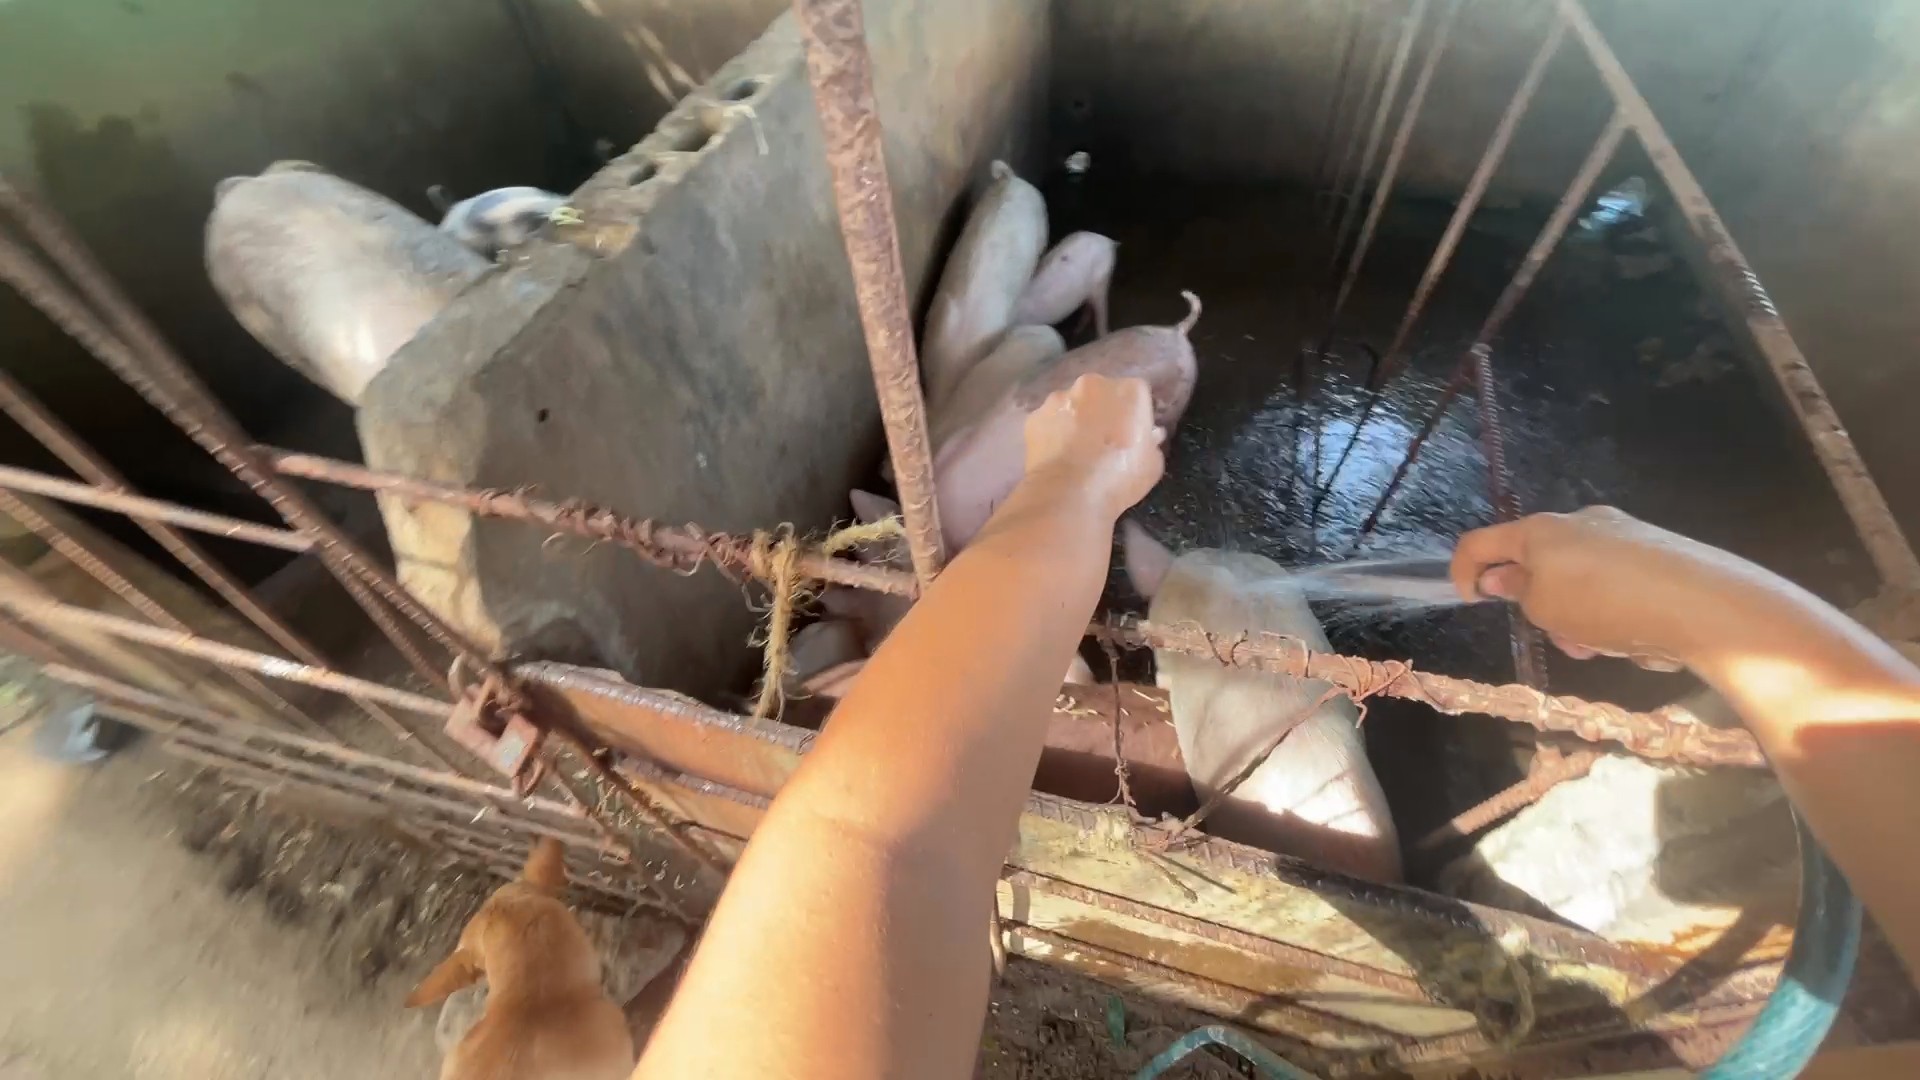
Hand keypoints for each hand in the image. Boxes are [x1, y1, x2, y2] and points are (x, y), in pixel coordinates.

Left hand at [1023, 374, 1164, 519]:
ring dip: (1074, 420)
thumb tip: (1149, 436)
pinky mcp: (1034, 417)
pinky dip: (1051, 434)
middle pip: (1101, 393)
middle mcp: (1093, 384)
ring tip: (1074, 451)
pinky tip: (1054, 456)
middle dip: (1101, 412)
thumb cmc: (1118, 479)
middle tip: (1101, 442)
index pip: (1136, 395)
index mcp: (1130, 390)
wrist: (1068, 495)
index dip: (1133, 416)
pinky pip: (1048, 422)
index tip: (1130, 436)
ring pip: (1071, 405)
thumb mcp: (1152, 465)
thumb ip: (1151, 443)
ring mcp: (1059, 398)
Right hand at [1451, 506, 1768, 666]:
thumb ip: (1517, 593)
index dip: (1463, 572)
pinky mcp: (1667, 554)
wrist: (1718, 610)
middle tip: (1558, 637)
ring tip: (1606, 647)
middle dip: (1540, 603)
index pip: (1479, 543)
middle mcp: (1582, 523)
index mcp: (1540, 530)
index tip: (1474, 604)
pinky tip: (1644, 639)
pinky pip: (1622, 586)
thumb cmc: (1607, 604)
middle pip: (1538, 564)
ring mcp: (1629, 536)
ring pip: (1581, 580)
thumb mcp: (1543, 609)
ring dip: (1580, 615)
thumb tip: (1507, 579)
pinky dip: (1620, 613)